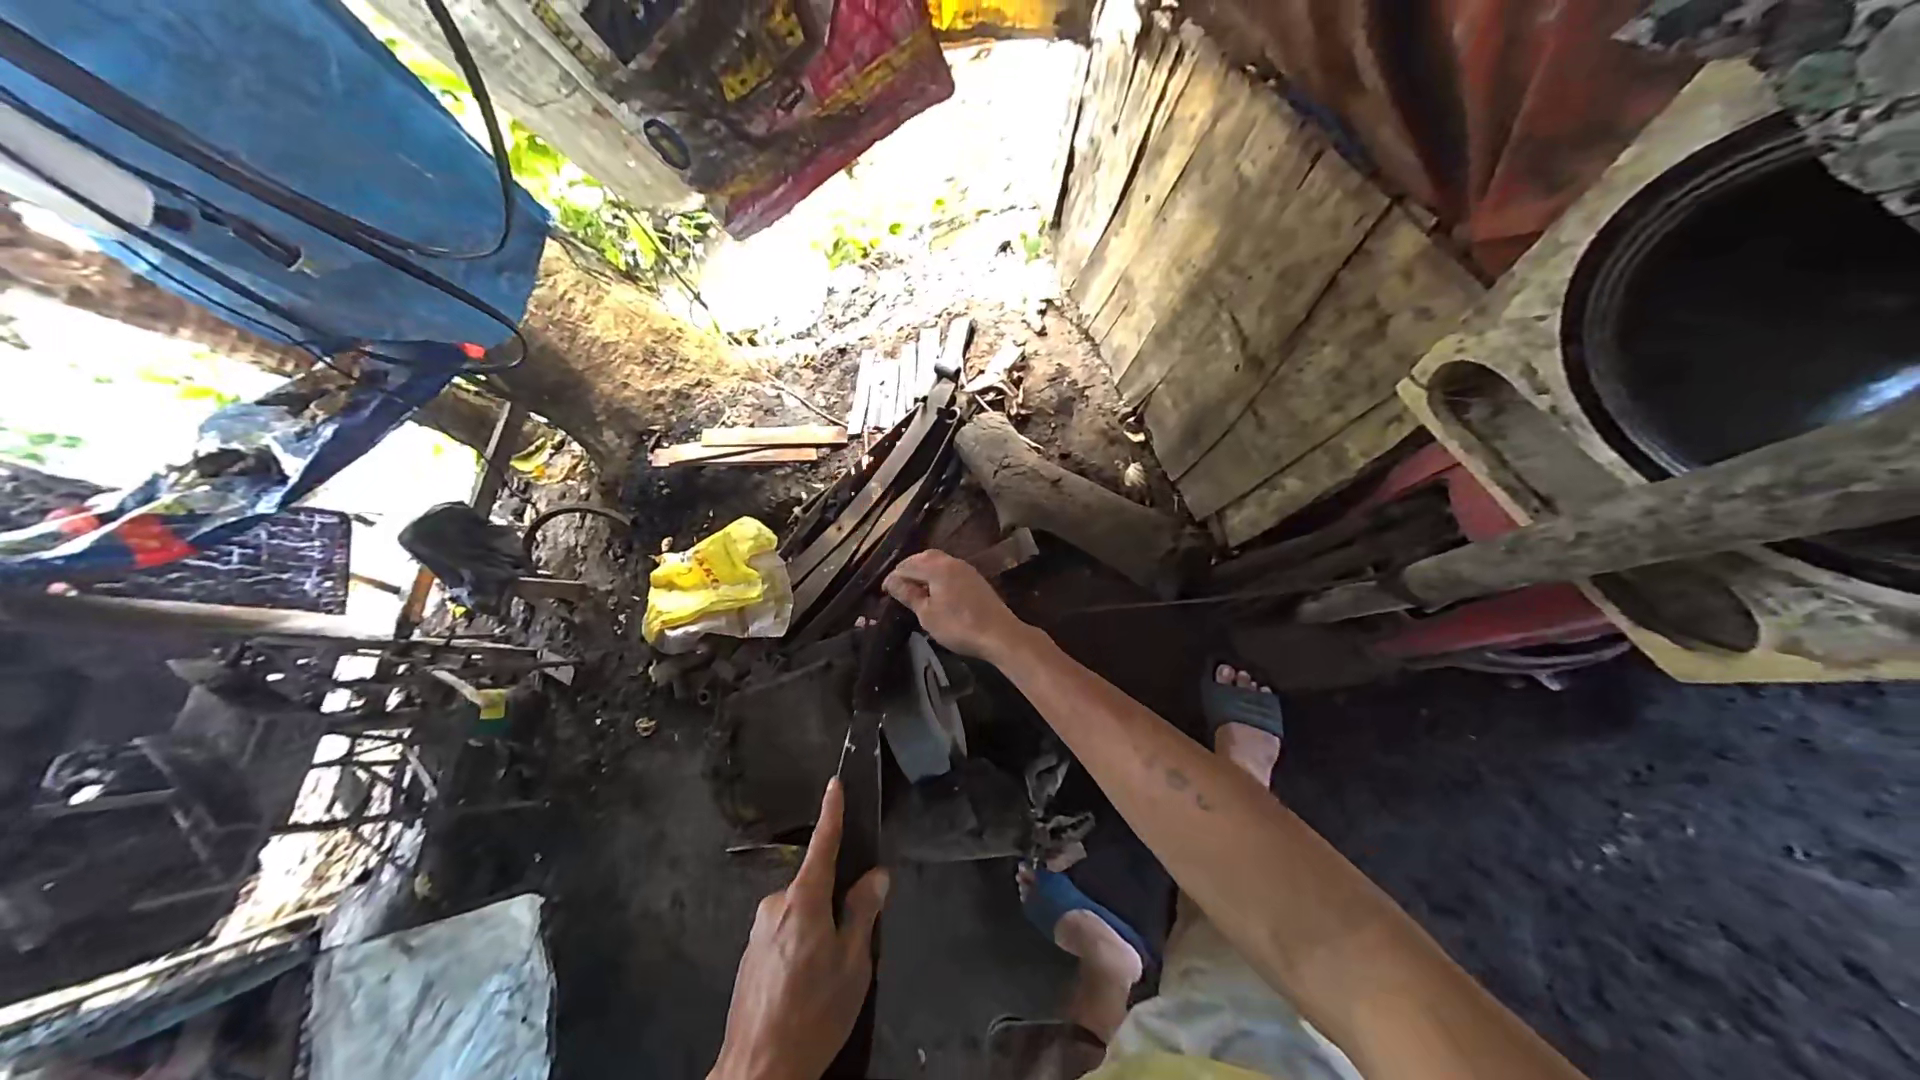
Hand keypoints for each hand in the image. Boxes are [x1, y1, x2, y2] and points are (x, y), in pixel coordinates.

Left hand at [709, 779, 889, 1079]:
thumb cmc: (813, 1014)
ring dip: (819, 929)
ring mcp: (758, 930)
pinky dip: (802, 946)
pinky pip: (786, 933)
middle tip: (854, 942)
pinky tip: (808, 986)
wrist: (757, 1070)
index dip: (831, 812)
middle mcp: (775, 906)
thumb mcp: (853, 963)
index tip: (834, 783)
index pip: (822, 844)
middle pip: (815, 885)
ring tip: (830, 978)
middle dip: (837, 901)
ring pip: (801, 913)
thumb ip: (863, 912)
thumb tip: (875, 877)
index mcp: (803, 901)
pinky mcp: (750, 954)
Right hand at [883, 549, 1037, 663]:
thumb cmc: (958, 626)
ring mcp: (966, 569)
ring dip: (924, 571)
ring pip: (939, 562)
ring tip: (915, 590)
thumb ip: (908, 594)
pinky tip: (935, 591)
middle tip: (898, 587)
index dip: (893, 577)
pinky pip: (950, 570)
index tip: (884, 591)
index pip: (907, 565)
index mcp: (937, 567)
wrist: (999, 634)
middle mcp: (952, 561)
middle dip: (909, 569)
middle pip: (924, 557)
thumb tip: (892, 581)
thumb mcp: (927, 614)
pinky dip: (938, 576)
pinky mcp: (976, 579)